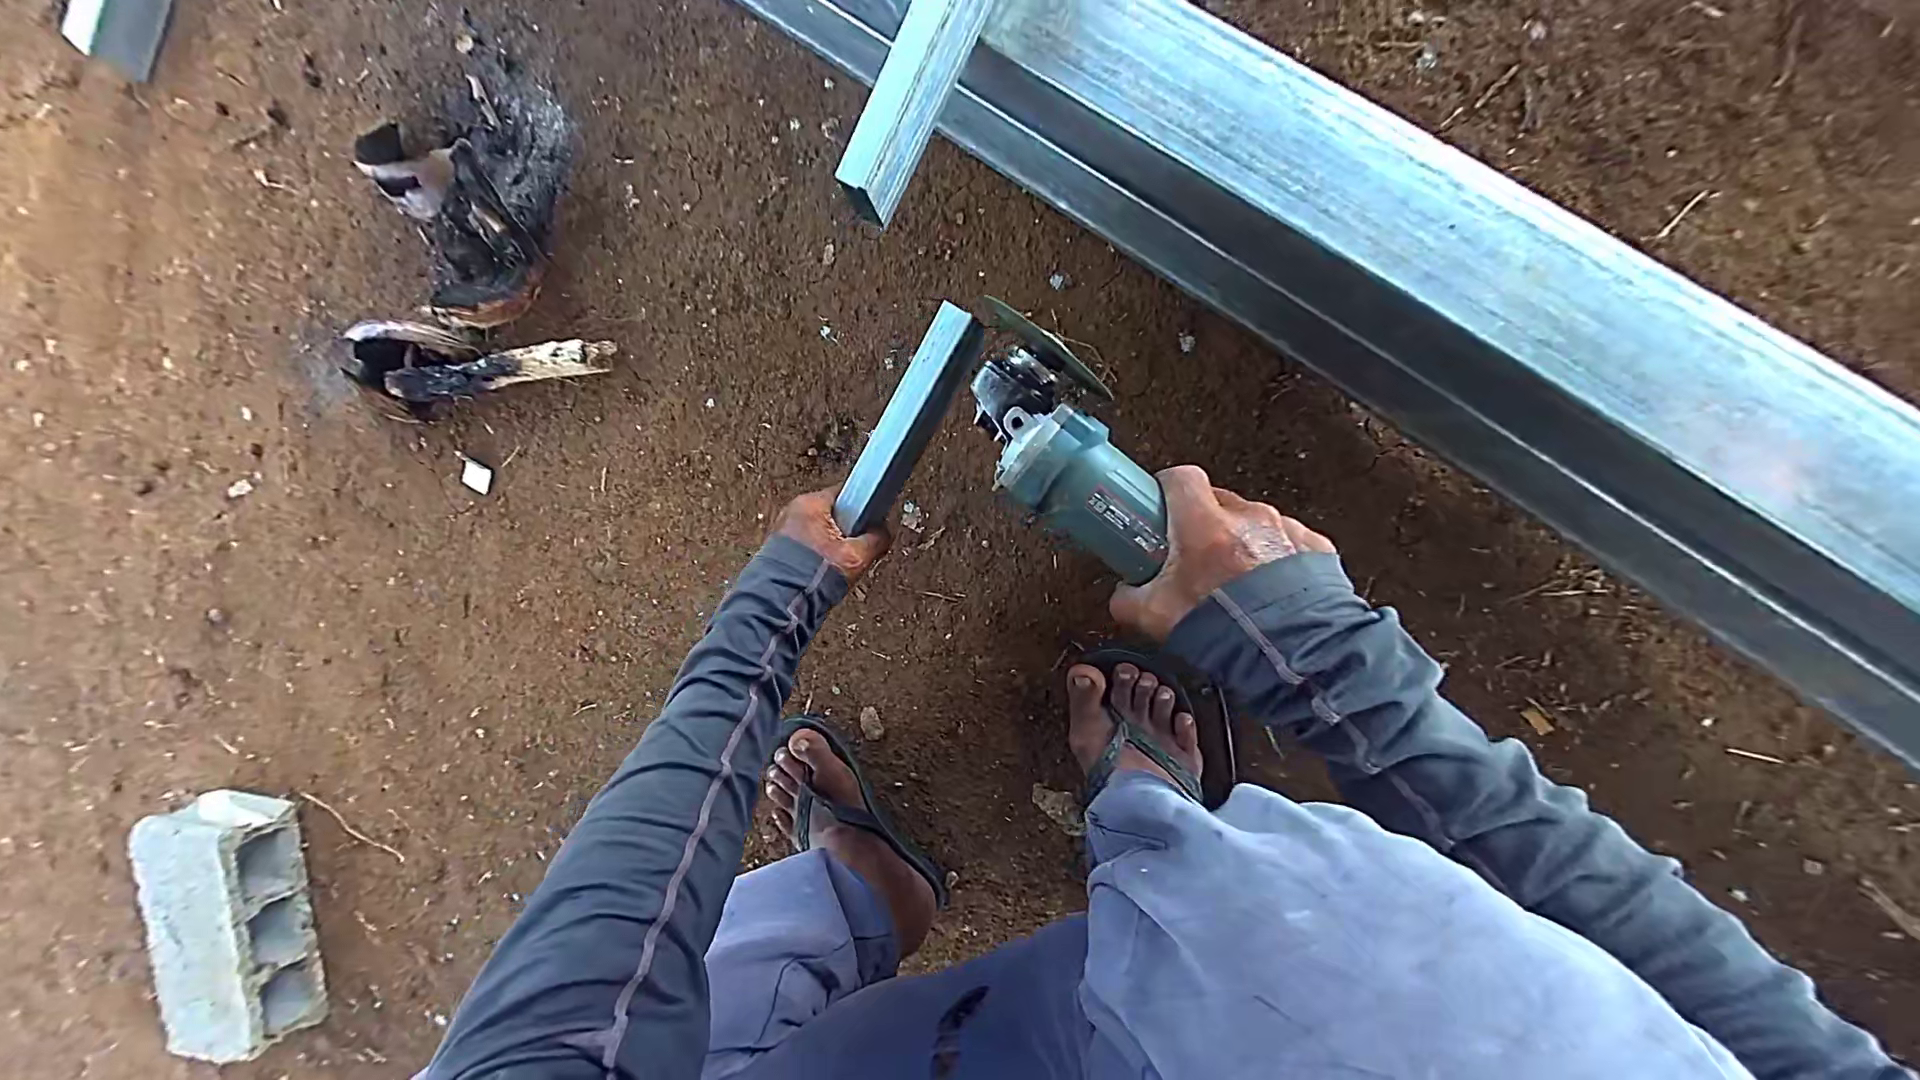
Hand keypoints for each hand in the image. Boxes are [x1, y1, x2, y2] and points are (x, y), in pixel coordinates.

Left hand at [771, 486, 890, 584]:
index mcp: (809, 504)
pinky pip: (807, 546)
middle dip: (846, 534)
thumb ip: (876, 539)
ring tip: (835, 565)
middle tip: (851, 552)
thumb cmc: (809, 577)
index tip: (868, 527)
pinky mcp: (779, 549)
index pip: (846, 495)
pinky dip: (817, 557)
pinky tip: (821, 571)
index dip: (863, 511)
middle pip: (834, 516)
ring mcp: (783, 530)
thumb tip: (884, 533)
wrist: (781, 603)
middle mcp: (792, 511)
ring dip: (831, 547)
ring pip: (821, 533)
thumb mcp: (856, 556)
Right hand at [1110, 466, 1333, 641]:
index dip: (1166, 488)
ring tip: (1232, 579)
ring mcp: (1284, 530)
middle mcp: (1247, 518)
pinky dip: (1273, 557)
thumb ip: (1129, 599)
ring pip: (1251, 521)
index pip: (1180, 478)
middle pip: (1216, 500)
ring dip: (1238, 541)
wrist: (1294, 657)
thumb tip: (1123, 595)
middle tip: (1191, 553)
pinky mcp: (1312, 547)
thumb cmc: (1230, 631)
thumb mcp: (1157, 617)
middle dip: (1200, 521)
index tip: (1158, 506)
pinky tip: (1265, 587)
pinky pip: (1285, 540)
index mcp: (1205, 526)